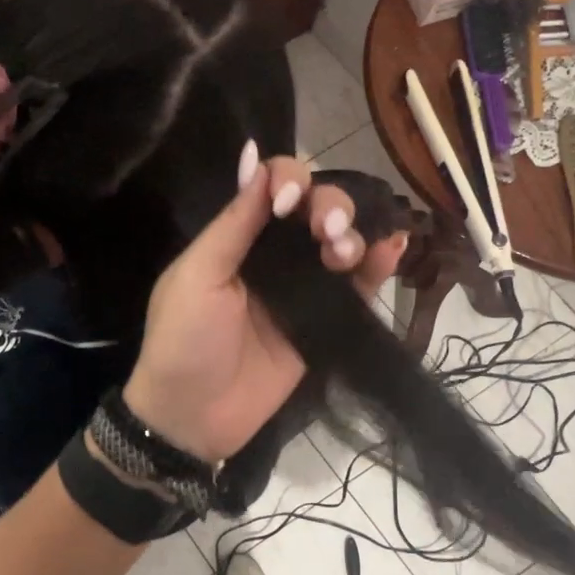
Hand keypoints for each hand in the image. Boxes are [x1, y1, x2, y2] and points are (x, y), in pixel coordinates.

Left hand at [121, 142, 409, 463]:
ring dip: (352, 234)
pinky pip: (357, 288)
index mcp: (234, 238)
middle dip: (329, 206)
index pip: (272, 187)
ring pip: (340, 242)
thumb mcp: (198, 276)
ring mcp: (300, 289)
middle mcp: (270, 256)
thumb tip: (256, 157)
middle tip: (326, 233)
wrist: (192, 417)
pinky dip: (377, 264)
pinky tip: (390, 250)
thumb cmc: (184, 341)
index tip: (289, 202)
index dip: (289, 181)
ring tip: (342, 254)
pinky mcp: (324, 323)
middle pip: (315, 208)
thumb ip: (233, 223)